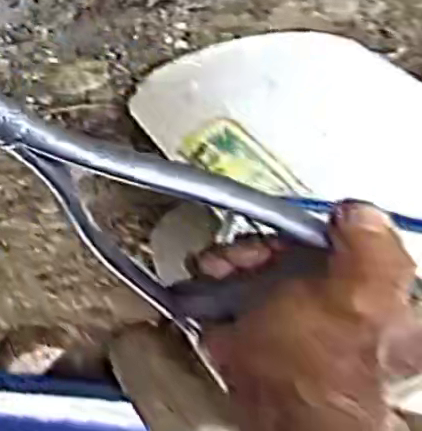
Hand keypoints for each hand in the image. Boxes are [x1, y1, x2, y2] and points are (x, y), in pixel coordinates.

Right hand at [198, 203, 421, 430]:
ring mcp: (296, 304)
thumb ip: (370, 257)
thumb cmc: (318, 357)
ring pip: (254, 255)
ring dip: (227, 256)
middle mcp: (346, 300)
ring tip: (221, 271)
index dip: (311, 231)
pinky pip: (227, 270)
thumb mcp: (357, 301)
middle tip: (247, 258)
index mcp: (389, 301)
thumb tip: (361, 211)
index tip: (286, 233)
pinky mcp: (254, 306)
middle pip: (292, 246)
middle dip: (257, 246)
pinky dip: (211, 269)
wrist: (266, 388)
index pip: (348, 242)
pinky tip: (210, 280)